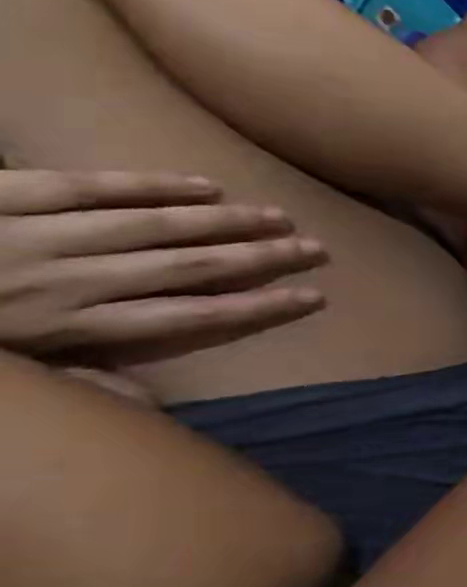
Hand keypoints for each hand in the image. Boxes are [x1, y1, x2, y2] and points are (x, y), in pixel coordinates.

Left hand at [0, 170, 327, 363]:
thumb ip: (65, 381)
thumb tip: (147, 402)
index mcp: (59, 327)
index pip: (184, 317)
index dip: (255, 306)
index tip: (313, 296)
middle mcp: (63, 279)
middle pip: (185, 265)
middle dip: (259, 256)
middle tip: (315, 247)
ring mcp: (30, 233)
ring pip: (150, 224)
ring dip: (223, 220)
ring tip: (277, 216)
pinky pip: (84, 186)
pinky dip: (149, 184)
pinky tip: (204, 184)